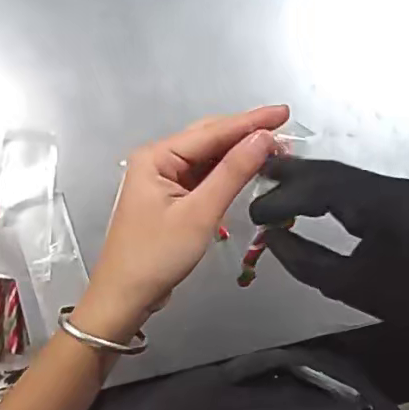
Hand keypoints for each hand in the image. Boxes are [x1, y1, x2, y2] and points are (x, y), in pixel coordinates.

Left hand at [70, 105, 289, 341]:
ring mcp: (162, 182)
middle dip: (246, 135)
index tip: (282, 113)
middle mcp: (156, 163)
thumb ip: (232, 173)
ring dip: (238, 156)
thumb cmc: (153, 257)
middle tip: (283, 132)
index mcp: (155, 157)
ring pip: (207, 159)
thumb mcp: (199, 214)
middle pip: (208, 140)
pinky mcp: (169, 201)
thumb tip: (262, 139)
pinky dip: (225, 176)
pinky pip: (202, 179)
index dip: (251, 121)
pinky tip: (246, 173)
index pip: (212, 132)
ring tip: (272, 152)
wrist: (125, 296)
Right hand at [249, 159, 408, 369]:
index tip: (256, 213)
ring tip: (273, 184)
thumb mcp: (342, 285)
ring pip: (343, 175)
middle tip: (257, 178)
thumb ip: (301, 258)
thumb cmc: (400, 303)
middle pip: (332, 172)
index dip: (284, 197)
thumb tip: (269, 237)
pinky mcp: (399, 196)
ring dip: (307, 180)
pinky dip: (325, 189)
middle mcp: (394, 187)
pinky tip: (305, 196)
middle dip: (292, 176)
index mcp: (384, 207)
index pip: (323, 189)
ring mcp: (399, 189)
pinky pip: (355, 185)